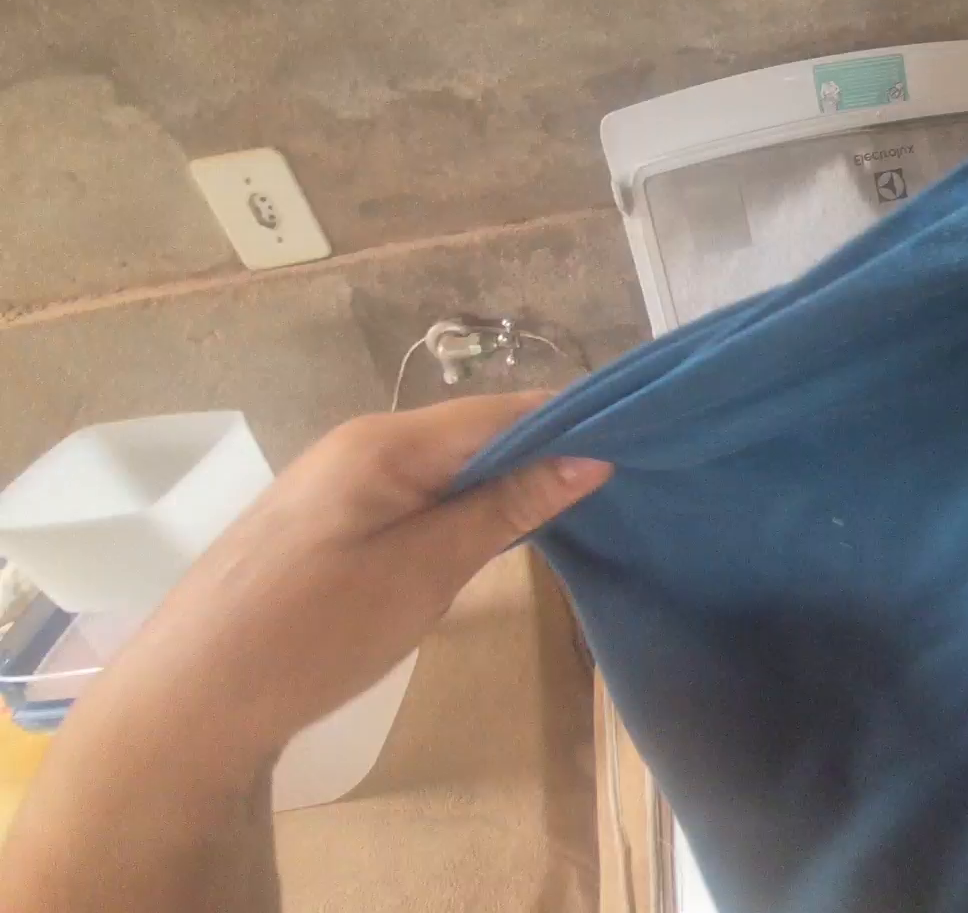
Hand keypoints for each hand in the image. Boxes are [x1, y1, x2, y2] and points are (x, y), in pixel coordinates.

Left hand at [93, 392, 610, 763]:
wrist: (182, 711)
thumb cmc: (314, 632)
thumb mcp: (429, 567)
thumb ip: (512, 505)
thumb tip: (594, 459)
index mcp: (387, 442)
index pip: (505, 410)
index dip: (573, 423)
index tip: (631, 444)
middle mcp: (367, 441)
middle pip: (483, 428)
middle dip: (549, 449)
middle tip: (612, 480)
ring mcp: (350, 474)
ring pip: (459, 458)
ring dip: (514, 475)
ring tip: (573, 500)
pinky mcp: (343, 508)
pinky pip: (431, 483)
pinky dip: (476, 496)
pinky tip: (505, 520)